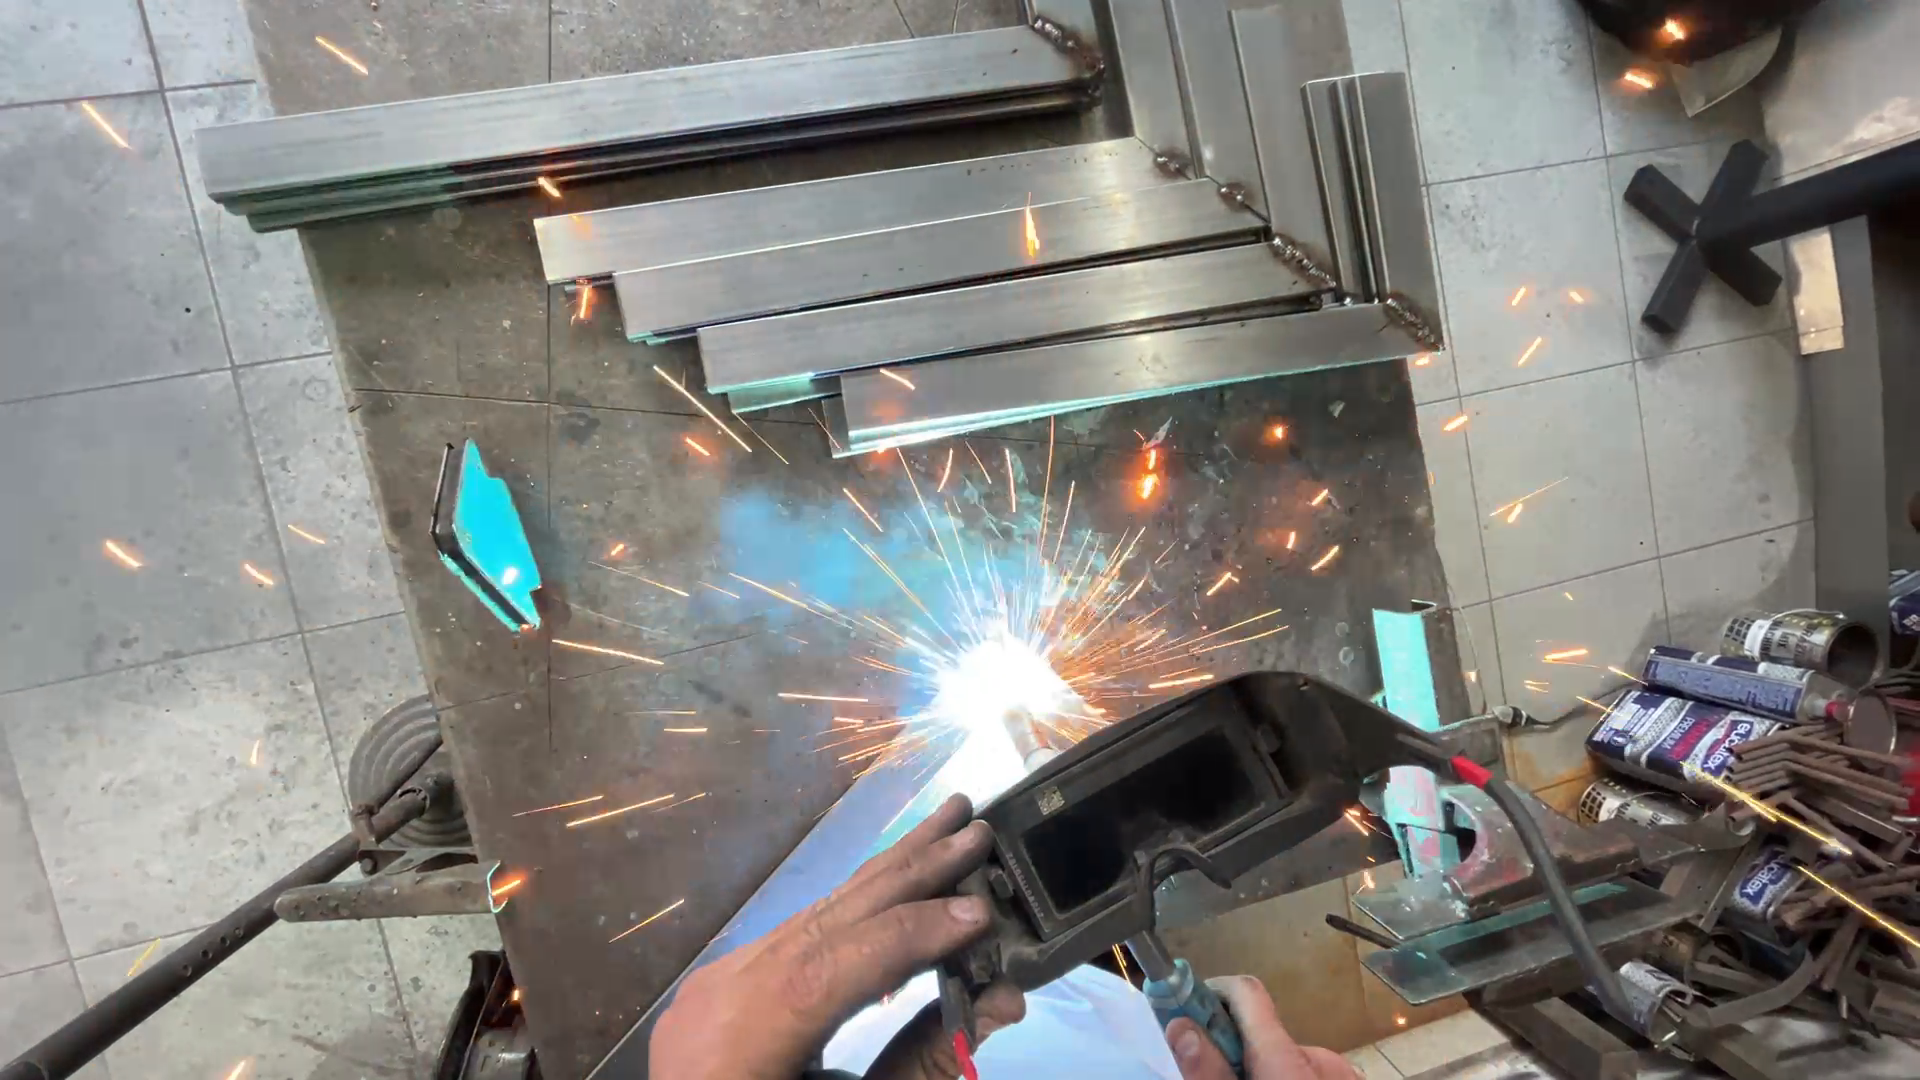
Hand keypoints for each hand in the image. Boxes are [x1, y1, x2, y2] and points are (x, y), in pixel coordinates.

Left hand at [649, 794, 1024, 1079]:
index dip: (917, 930)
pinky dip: (858, 904)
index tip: (983, 910)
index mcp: (746, 1035)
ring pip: (821, 909)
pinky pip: (802, 929)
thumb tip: (1001, 998)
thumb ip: (921, 1065)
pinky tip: (894, 881)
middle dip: (913, 866)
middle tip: (975, 825)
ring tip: (945, 824)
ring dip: (891, 871)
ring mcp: (723, 978)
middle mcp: (728, 987)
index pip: (844, 960)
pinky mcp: (729, 979)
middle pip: (836, 913)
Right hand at [1165, 976, 1356, 1079]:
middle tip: (1225, 1079)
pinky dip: (1294, 1079)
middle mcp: (1323, 1060)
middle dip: (1239, 1051)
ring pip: (1290, 1060)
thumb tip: (1180, 1024)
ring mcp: (1346, 1076)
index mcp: (1287, 1060)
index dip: (1213, 993)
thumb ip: (1208, 1072)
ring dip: (1269, 1071)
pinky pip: (1314, 1075)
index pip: (1246, 990)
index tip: (1191, 1016)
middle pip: (1265, 1032)